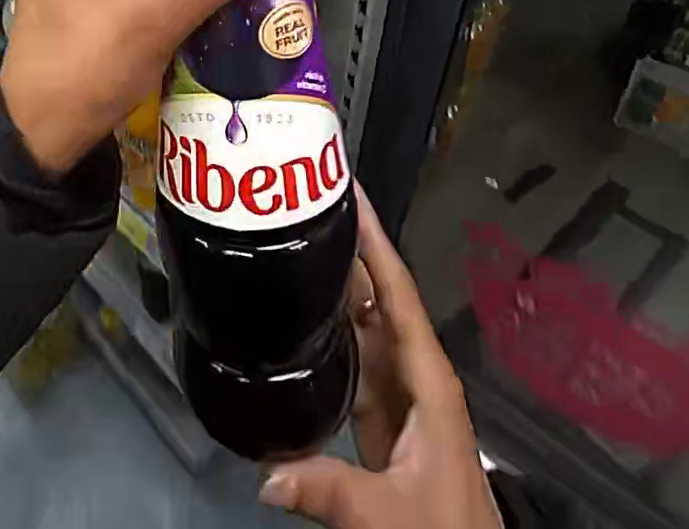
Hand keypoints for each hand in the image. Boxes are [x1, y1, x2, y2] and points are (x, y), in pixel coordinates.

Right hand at [258, 183, 501, 528]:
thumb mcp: (391, 517)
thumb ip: (331, 490)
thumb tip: (263, 471)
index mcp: (425, 376)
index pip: (397, 291)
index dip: (374, 239)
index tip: (349, 192)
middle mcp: (411, 367)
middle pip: (377, 292)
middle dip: (347, 245)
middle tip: (304, 204)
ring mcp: (395, 385)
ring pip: (362, 316)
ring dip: (335, 278)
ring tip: (296, 239)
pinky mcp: (378, 405)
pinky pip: (351, 346)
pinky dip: (327, 321)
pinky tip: (299, 306)